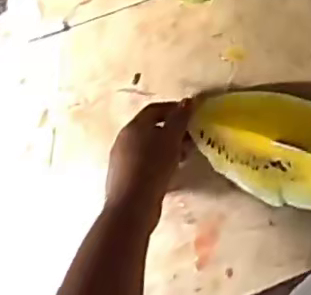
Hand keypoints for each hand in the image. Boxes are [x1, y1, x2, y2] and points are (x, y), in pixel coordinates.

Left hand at [103, 99, 192, 214]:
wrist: (131, 209)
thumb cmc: (153, 167)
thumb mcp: (172, 138)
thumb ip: (180, 118)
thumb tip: (187, 101)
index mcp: (133, 126)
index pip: (154, 109)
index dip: (174, 109)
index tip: (190, 115)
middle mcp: (123, 140)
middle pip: (150, 129)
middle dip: (172, 131)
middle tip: (189, 138)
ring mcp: (120, 162)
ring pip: (147, 148)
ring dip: (166, 149)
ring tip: (183, 158)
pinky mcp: (122, 181)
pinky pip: (143, 165)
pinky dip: (157, 164)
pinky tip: (170, 174)